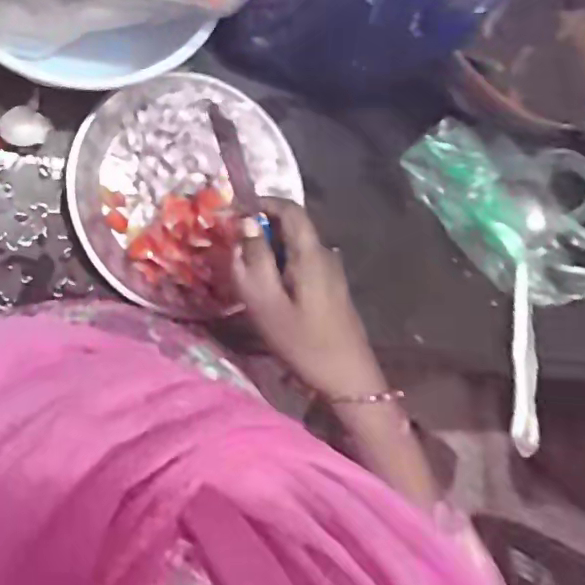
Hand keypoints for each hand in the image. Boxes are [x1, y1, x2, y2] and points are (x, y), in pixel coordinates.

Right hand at [231, 198, 388, 400]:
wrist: (349, 381)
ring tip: (248, 271)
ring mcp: (332, 271)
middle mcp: (325, 253)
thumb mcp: (266, 301)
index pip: (289, 207)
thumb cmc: (303, 341)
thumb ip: (253, 258)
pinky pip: (302, 261)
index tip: (235, 213)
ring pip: (295, 245)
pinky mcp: (332, 287)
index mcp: (310, 252)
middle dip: (262, 228)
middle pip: (291, 225)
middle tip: (235, 248)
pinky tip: (270, 289)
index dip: (262, 202)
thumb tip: (246, 222)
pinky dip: (282, 263)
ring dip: (270, 248)